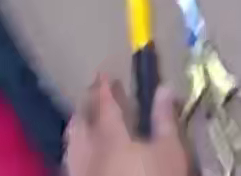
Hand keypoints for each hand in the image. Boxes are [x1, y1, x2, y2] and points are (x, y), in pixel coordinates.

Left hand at [65, 74, 195, 175]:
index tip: (103, 73)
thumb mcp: (170, 152)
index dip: (104, 88)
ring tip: (84, 126)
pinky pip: (71, 171)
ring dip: (77, 134)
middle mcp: (87, 156)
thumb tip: (163, 88)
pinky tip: (85, 163)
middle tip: (92, 96)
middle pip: (78, 127)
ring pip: (70, 151)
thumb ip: (164, 119)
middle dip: (84, 108)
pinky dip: (76, 159)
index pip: (104, 105)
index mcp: (110, 137)